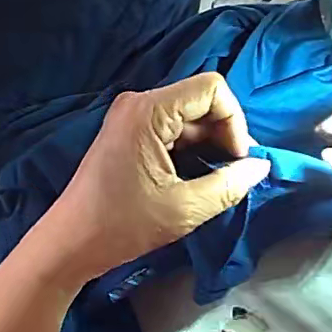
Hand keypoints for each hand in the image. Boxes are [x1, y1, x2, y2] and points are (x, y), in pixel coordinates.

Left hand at [32, 73, 271, 285]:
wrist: (70, 242)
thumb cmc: (122, 225)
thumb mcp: (185, 208)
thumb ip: (229, 184)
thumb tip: (261, 167)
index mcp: (148, 110)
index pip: (212, 89)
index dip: (234, 121)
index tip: (237, 160)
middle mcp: (138, 103)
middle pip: (200, 102)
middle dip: (224, 135)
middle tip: (233, 175)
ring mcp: (129, 117)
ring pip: (187, 118)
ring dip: (208, 145)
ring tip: (215, 182)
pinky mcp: (126, 133)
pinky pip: (170, 129)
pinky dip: (189, 150)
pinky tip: (195, 179)